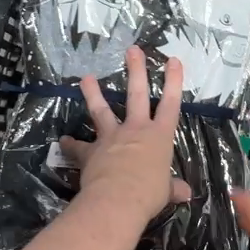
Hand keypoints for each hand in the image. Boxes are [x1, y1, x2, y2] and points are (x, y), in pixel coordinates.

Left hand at [63, 46, 191, 219]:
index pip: (171, 104)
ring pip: (102, 110)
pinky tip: (63, 141)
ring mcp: (112, 138)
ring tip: (86, 78)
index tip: (173, 60)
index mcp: (159, 137)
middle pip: (137, 95)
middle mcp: (136, 130)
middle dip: (136, 71)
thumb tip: (186, 193)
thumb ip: (172, 188)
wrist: (118, 199)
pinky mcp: (92, 151)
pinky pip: (79, 147)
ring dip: (93, 93)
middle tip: (132, 50)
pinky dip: (71, 145)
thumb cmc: (149, 193)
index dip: (173, 82)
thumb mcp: (165, 191)